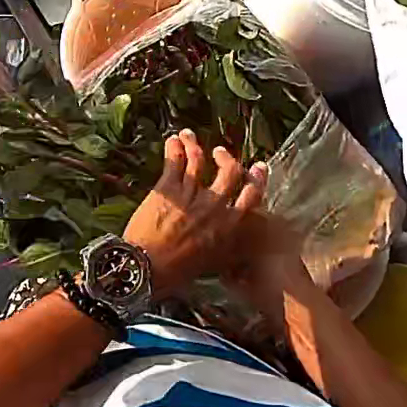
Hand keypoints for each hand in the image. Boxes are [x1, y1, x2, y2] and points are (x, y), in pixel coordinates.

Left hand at [123, 130, 267, 295]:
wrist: (147, 268)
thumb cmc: (177, 271)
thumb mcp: (212, 262)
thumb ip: (225, 245)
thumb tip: (232, 238)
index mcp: (228, 226)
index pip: (251, 196)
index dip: (257, 178)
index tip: (258, 167)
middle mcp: (214, 207)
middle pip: (229, 172)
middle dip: (226, 158)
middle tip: (220, 151)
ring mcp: (190, 195)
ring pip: (198, 161)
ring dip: (194, 144)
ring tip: (189, 136)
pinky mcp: (167, 189)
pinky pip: (174, 162)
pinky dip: (175, 148)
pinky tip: (172, 140)